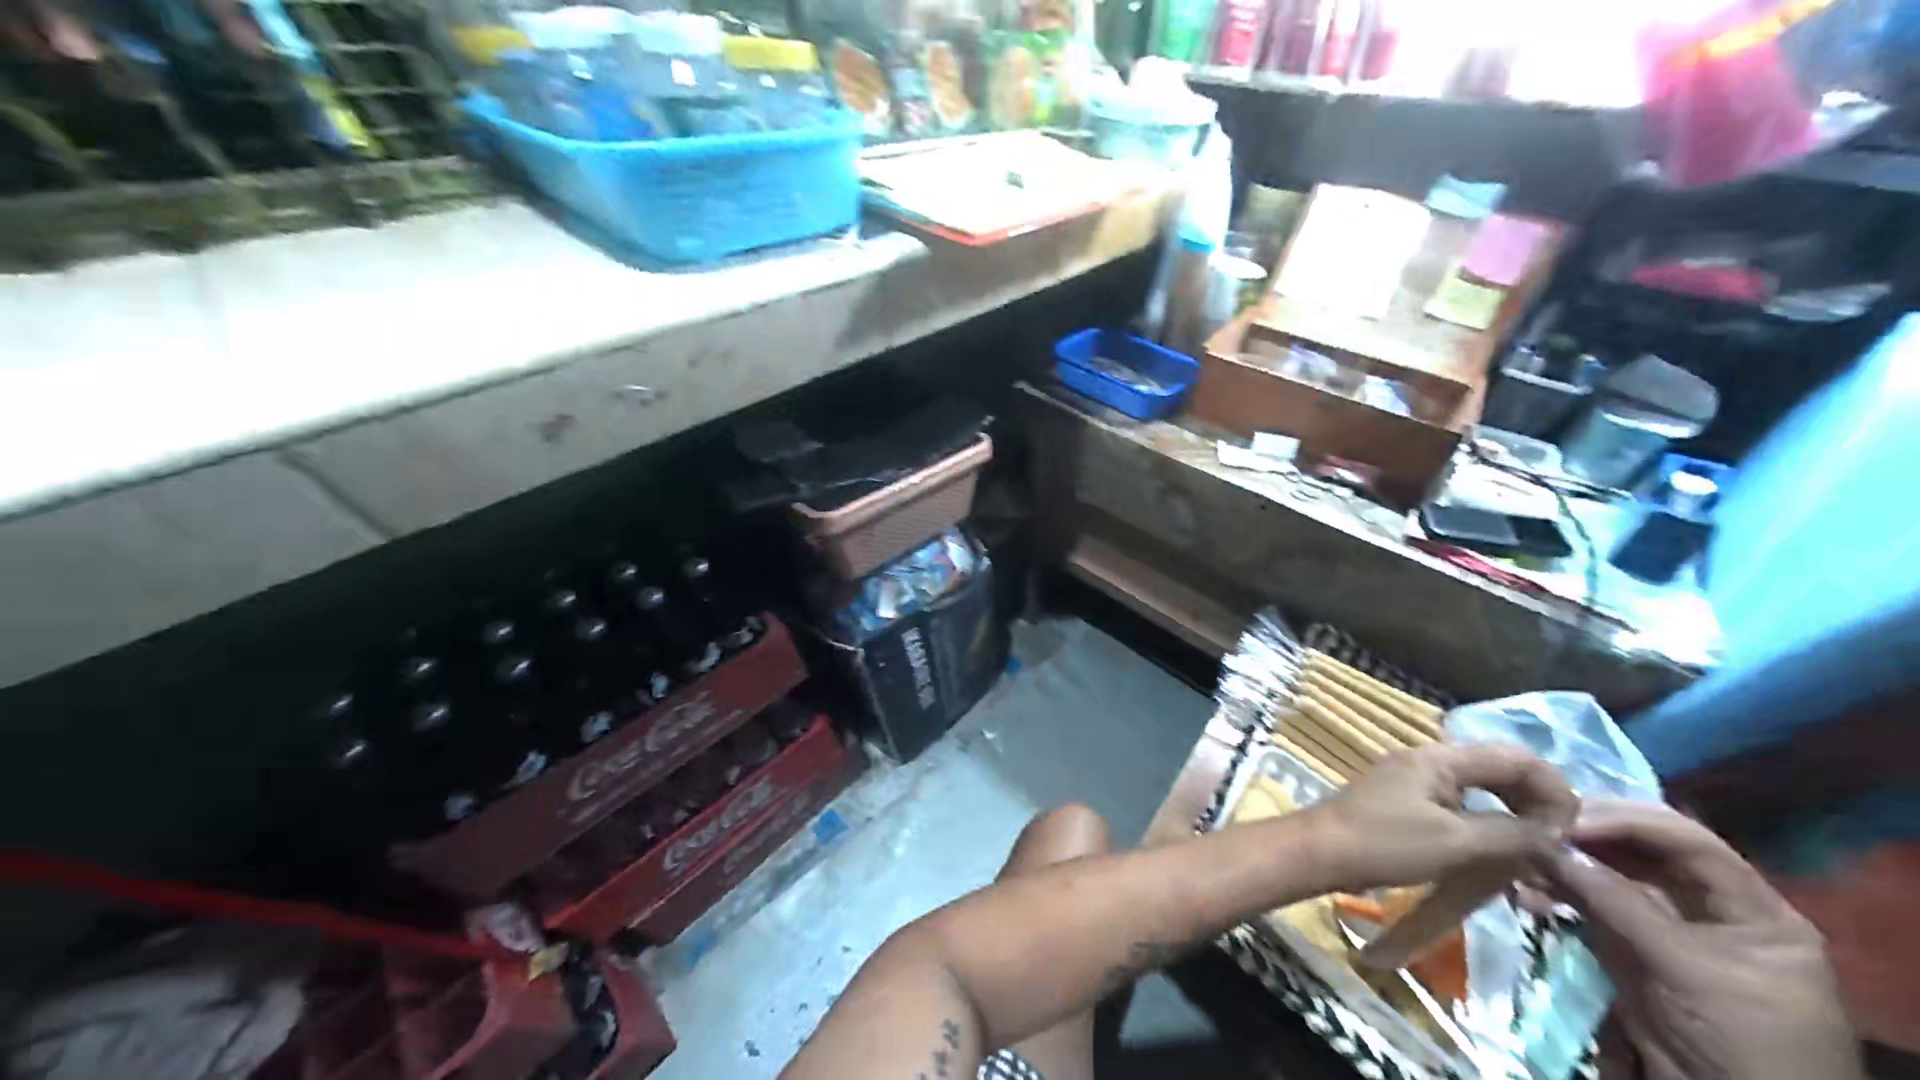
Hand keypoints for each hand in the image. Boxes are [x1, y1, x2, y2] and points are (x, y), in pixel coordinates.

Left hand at [1306, 743, 1578, 890]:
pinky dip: (1486, 821)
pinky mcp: (1406, 800)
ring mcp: (1414, 778)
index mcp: (1440, 758)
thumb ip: (1511, 833)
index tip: (1570, 832)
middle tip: (1557, 844)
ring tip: (1534, 851)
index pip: (1517, 757)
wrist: (1321, 851)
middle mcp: (1429, 759)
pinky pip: (1460, 802)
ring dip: (1513, 813)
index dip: (1553, 790)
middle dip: (1535, 801)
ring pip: (1481, 787)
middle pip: (1500, 768)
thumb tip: (1557, 833)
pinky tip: (1497, 851)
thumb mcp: (1456, 841)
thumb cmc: (1385, 842)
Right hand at [1542, 799, 1859, 1079]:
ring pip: (1609, 871)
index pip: (1686, 839)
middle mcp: (1708, 904)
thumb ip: (1619, 902)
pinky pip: (1588, 902)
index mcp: (1751, 906)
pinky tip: (1526, 889)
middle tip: (1536, 826)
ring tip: (1522, 854)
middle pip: (1642, 848)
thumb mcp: (1686, 967)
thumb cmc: (1740, 1038)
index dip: (1626, 821)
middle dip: (1588, 834)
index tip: (1568, 821)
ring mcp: (1664, 923)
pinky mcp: (1628, 942)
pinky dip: (1556, 891)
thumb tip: (1549, 846)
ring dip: (1564, 860)